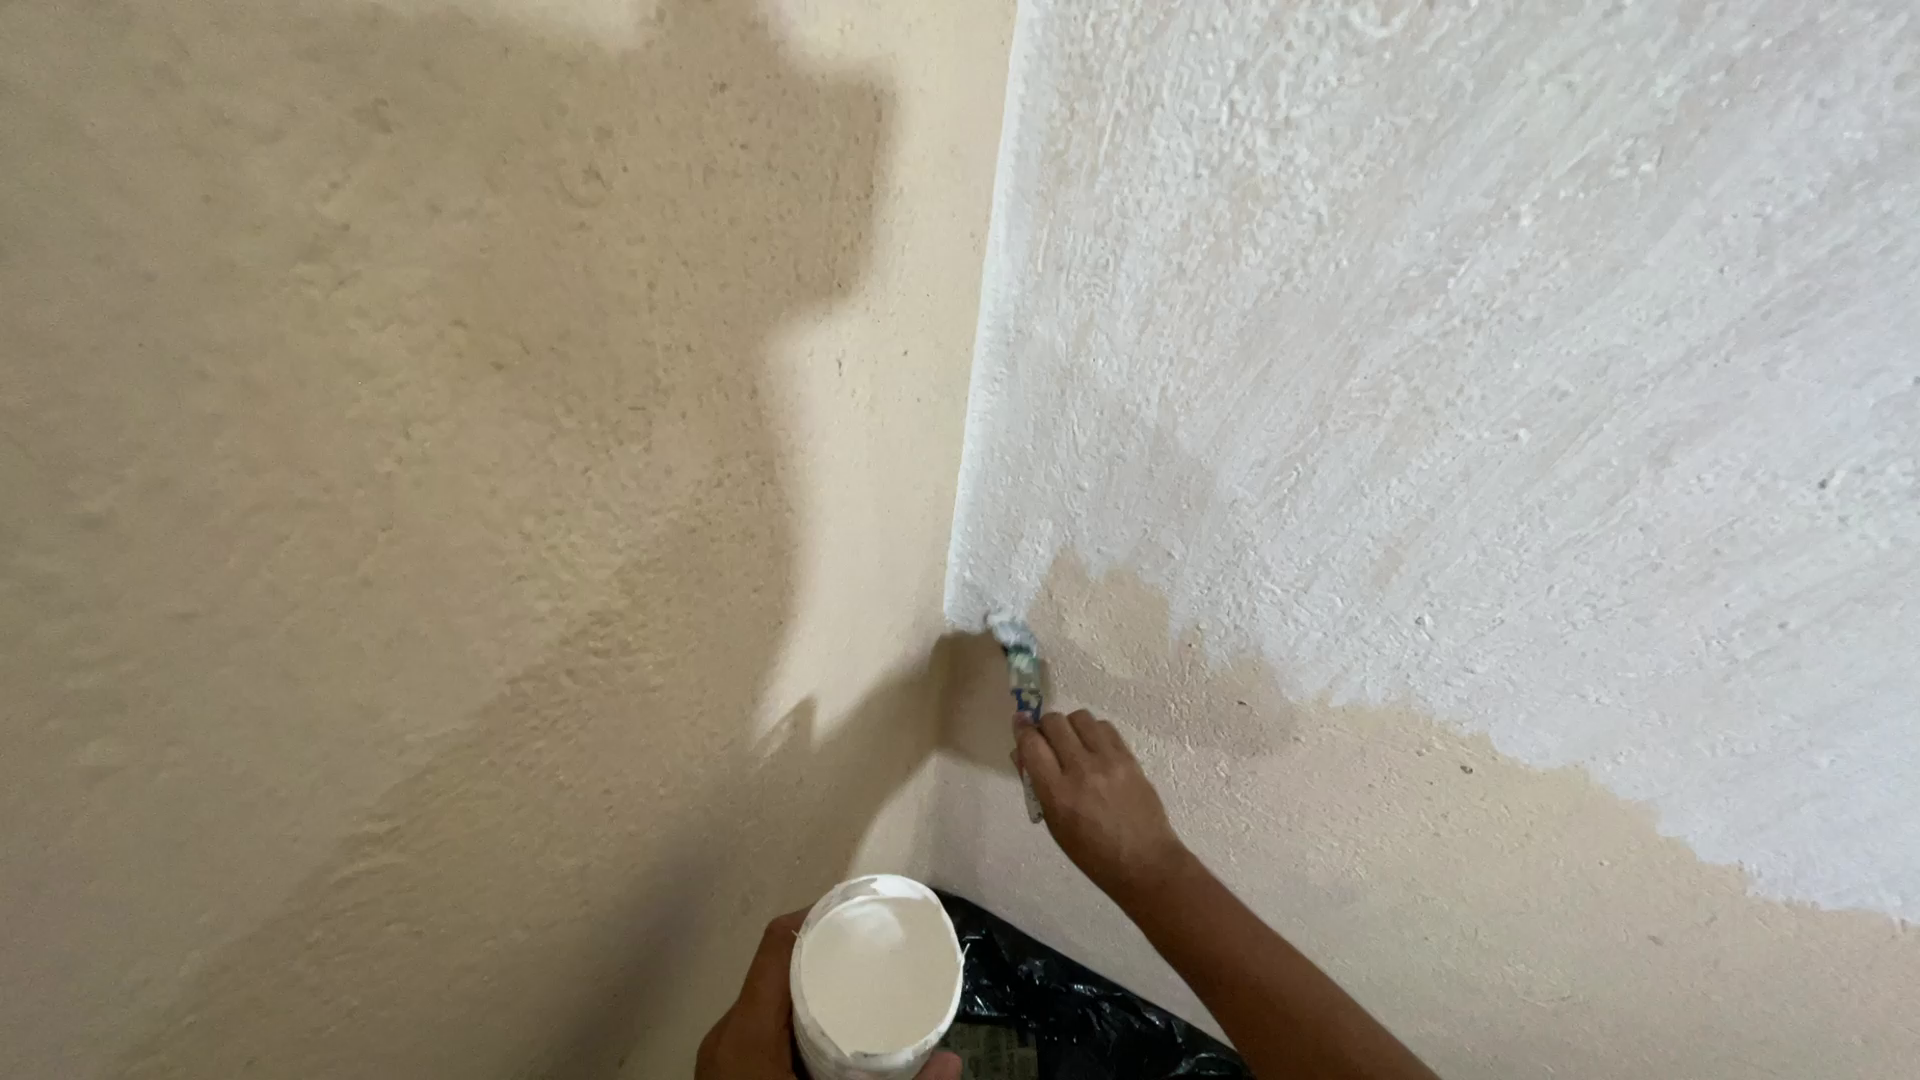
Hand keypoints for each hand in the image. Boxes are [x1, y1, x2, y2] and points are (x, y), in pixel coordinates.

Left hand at [696, 910, 963, 1079]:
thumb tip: (954, 1061)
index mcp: (746, 1033)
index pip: (777, 944)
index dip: (817, 914)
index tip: (860, 910)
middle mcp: (726, 1034)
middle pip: (776, 967)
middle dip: (825, 952)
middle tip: (872, 948)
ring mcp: (722, 1055)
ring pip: (769, 995)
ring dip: (810, 983)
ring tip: (856, 980)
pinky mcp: (727, 1072)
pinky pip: (762, 1022)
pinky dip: (795, 1013)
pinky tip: (826, 1024)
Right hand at [1016, 709, 1190, 901]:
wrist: (1145, 863)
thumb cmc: (1093, 854)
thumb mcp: (1055, 825)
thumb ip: (1036, 786)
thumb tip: (1021, 753)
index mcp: (1058, 794)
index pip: (1031, 745)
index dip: (1021, 730)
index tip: (1020, 724)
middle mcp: (1082, 771)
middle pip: (1054, 723)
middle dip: (1044, 727)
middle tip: (1047, 740)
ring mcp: (1108, 761)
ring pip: (1080, 717)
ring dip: (1070, 726)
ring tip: (1073, 743)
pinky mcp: (1129, 758)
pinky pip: (1104, 727)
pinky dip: (1093, 731)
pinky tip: (1094, 748)